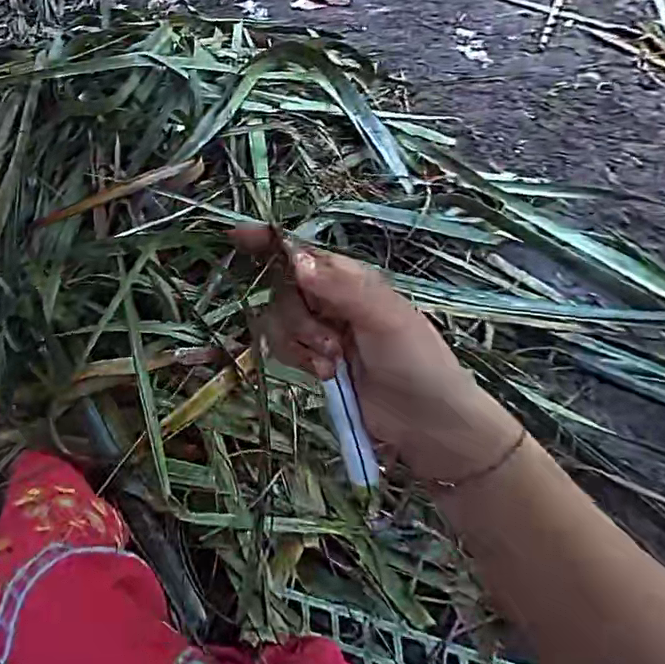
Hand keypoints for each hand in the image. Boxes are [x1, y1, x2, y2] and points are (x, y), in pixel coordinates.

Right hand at [229, 224, 522, 480]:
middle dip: (297, 317)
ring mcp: (318, 329)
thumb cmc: (418, 362)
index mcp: (348, 277)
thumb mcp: (386, 318)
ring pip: (276, 319)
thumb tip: (296, 260)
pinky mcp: (311, 358)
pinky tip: (325, 374)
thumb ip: (341, 288)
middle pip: (281, 289)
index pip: (300, 250)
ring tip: (333, 363)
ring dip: (299, 342)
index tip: (236, 237)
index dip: (268, 242)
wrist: (428, 426)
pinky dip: (297, 359)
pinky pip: (280, 346)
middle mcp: (328, 297)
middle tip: (329, 342)